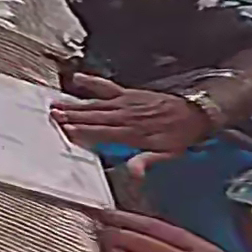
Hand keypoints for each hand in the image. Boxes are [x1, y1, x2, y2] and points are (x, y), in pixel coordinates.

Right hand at [51, 73, 210, 153]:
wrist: (198, 113)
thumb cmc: (180, 136)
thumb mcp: (169, 154)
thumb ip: (148, 161)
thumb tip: (134, 173)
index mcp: (134, 134)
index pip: (104, 133)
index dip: (85, 131)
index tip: (68, 130)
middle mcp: (127, 117)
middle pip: (95, 117)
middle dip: (73, 116)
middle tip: (53, 116)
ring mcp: (126, 103)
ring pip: (95, 104)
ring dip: (74, 105)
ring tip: (55, 105)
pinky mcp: (127, 93)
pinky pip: (106, 87)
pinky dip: (91, 82)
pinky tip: (77, 79)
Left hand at [96, 209, 251, 251]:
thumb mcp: (208, 250)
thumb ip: (176, 239)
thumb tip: (138, 225)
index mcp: (198, 248)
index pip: (153, 226)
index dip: (125, 217)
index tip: (106, 212)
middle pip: (137, 241)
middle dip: (112, 231)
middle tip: (97, 225)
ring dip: (110, 249)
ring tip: (101, 242)